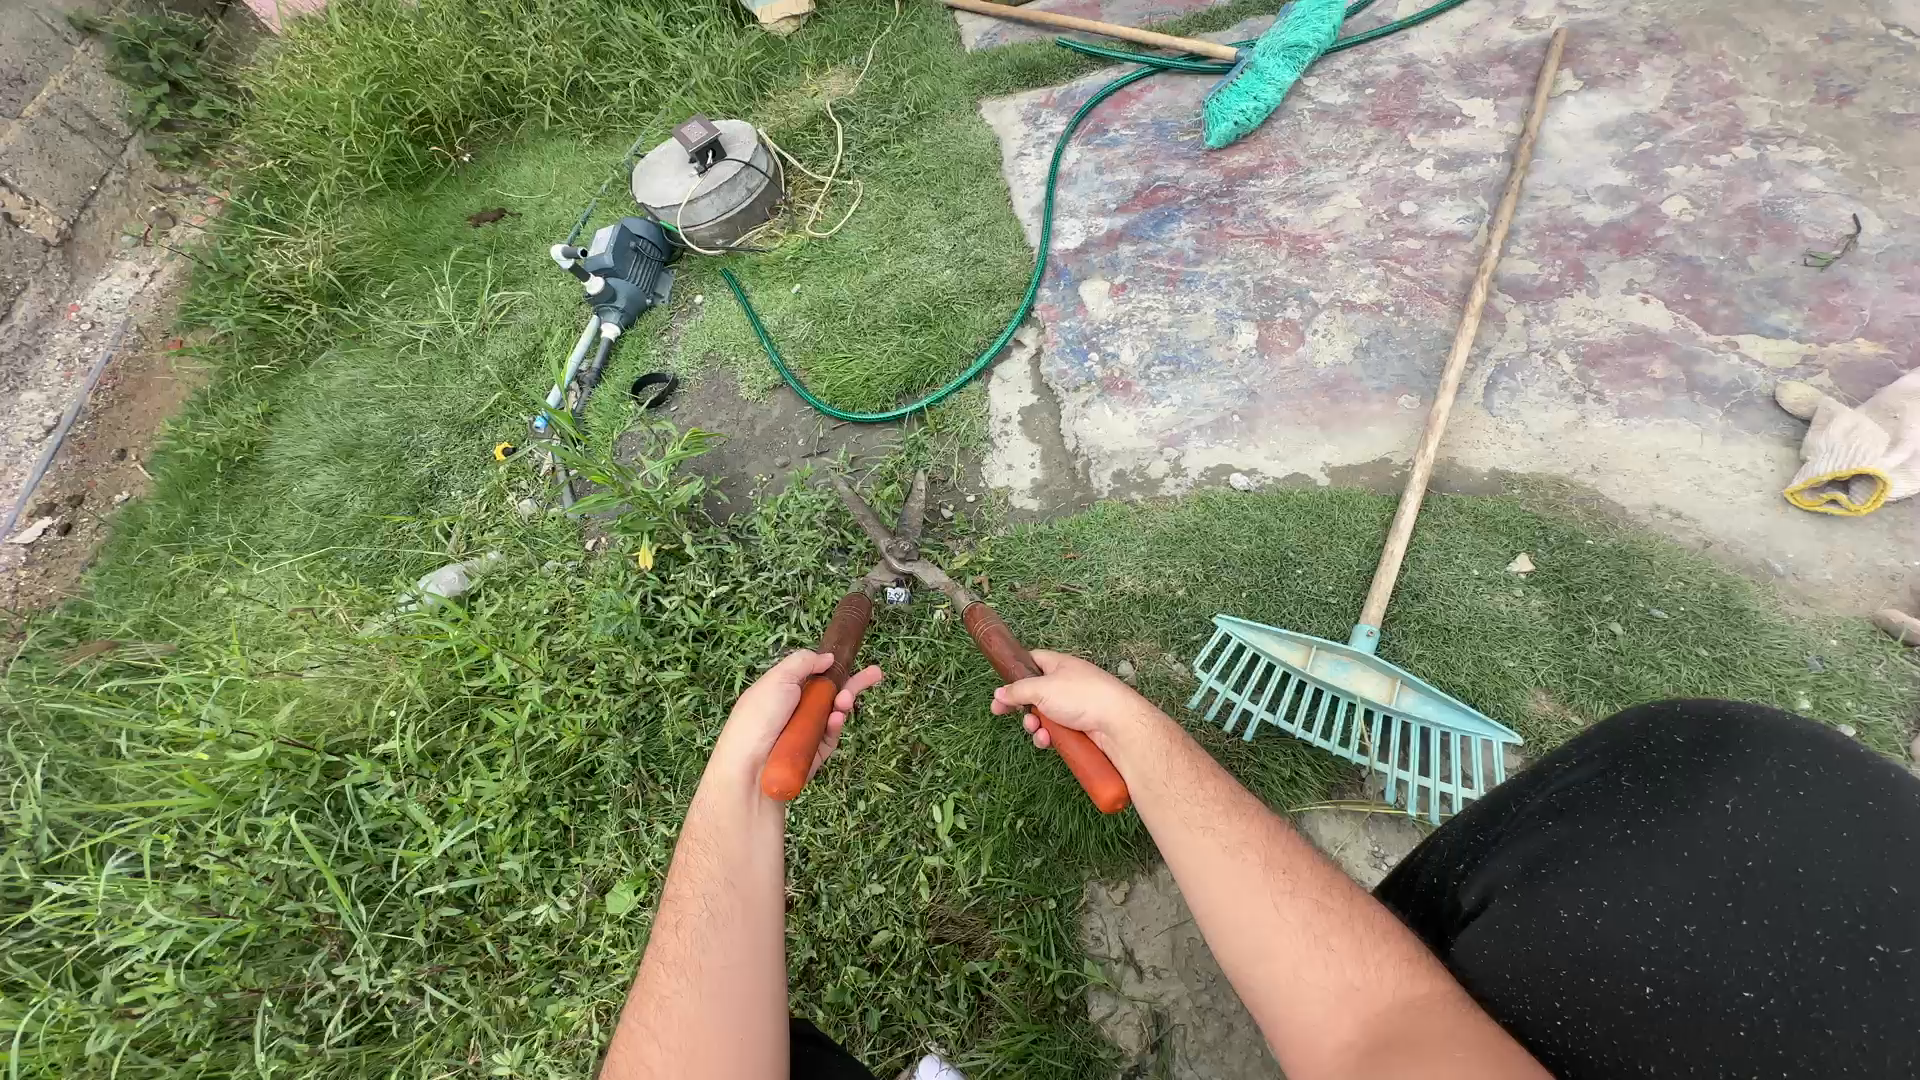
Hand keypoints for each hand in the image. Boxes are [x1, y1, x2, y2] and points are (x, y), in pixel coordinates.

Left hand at [710, 650, 883, 787]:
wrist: (750, 768)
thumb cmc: (758, 718)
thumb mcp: (777, 679)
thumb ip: (803, 662)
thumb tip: (826, 658)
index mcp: (782, 690)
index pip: (812, 675)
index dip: (831, 667)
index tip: (849, 660)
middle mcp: (795, 709)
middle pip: (830, 692)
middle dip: (853, 683)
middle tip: (876, 674)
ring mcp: (806, 731)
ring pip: (835, 712)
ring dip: (844, 701)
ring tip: (846, 700)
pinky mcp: (815, 752)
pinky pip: (832, 734)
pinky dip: (836, 724)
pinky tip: (836, 718)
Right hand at [990, 650, 1167, 754]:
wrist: (1117, 724)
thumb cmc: (1082, 696)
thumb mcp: (1041, 688)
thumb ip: (1016, 690)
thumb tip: (999, 693)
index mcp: (1059, 665)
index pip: (1032, 661)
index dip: (1015, 673)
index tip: (1001, 687)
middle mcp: (1066, 683)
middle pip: (1034, 693)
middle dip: (1021, 706)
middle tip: (1006, 713)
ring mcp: (1074, 706)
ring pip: (1043, 715)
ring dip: (1035, 724)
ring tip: (1036, 729)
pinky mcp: (1079, 727)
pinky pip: (1056, 731)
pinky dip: (1048, 737)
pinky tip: (1048, 741)